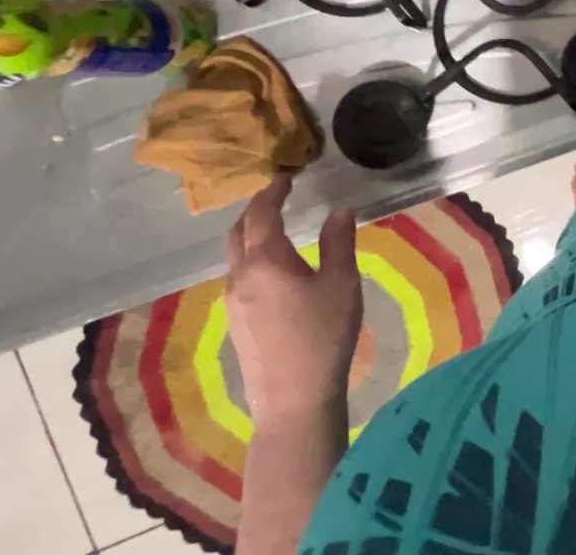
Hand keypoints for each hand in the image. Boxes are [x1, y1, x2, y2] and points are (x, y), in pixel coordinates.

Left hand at [224, 177, 360, 424]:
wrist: (293, 397)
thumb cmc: (323, 334)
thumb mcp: (342, 282)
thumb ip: (338, 242)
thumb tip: (340, 209)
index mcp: (266, 261)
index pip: (262, 215)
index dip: (272, 193)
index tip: (285, 178)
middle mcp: (241, 277)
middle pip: (238, 234)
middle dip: (254, 212)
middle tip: (276, 198)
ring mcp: (233, 302)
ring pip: (235, 257)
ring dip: (251, 235)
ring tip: (276, 228)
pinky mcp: (236, 322)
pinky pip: (239, 277)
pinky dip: (252, 258)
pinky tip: (275, 269)